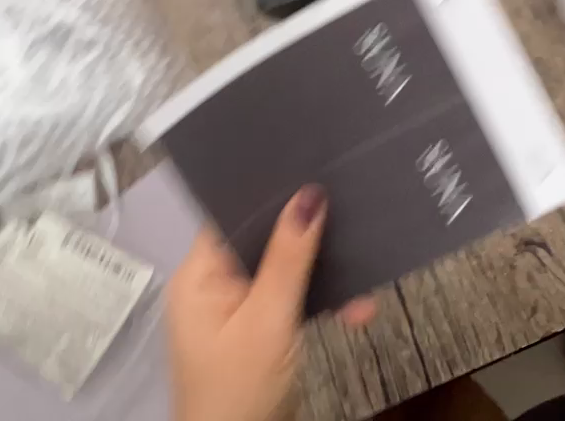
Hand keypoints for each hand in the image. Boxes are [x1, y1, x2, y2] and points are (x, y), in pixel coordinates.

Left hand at [166, 185, 377, 420]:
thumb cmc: (240, 391)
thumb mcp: (268, 319)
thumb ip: (289, 257)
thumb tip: (309, 194)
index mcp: (200, 275)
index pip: (235, 212)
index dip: (272, 192)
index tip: (315, 173)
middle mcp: (215, 285)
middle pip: (265, 239)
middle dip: (309, 235)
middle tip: (349, 213)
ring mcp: (239, 310)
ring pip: (286, 270)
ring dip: (323, 272)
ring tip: (363, 264)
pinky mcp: (261, 331)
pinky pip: (294, 299)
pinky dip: (322, 300)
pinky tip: (357, 306)